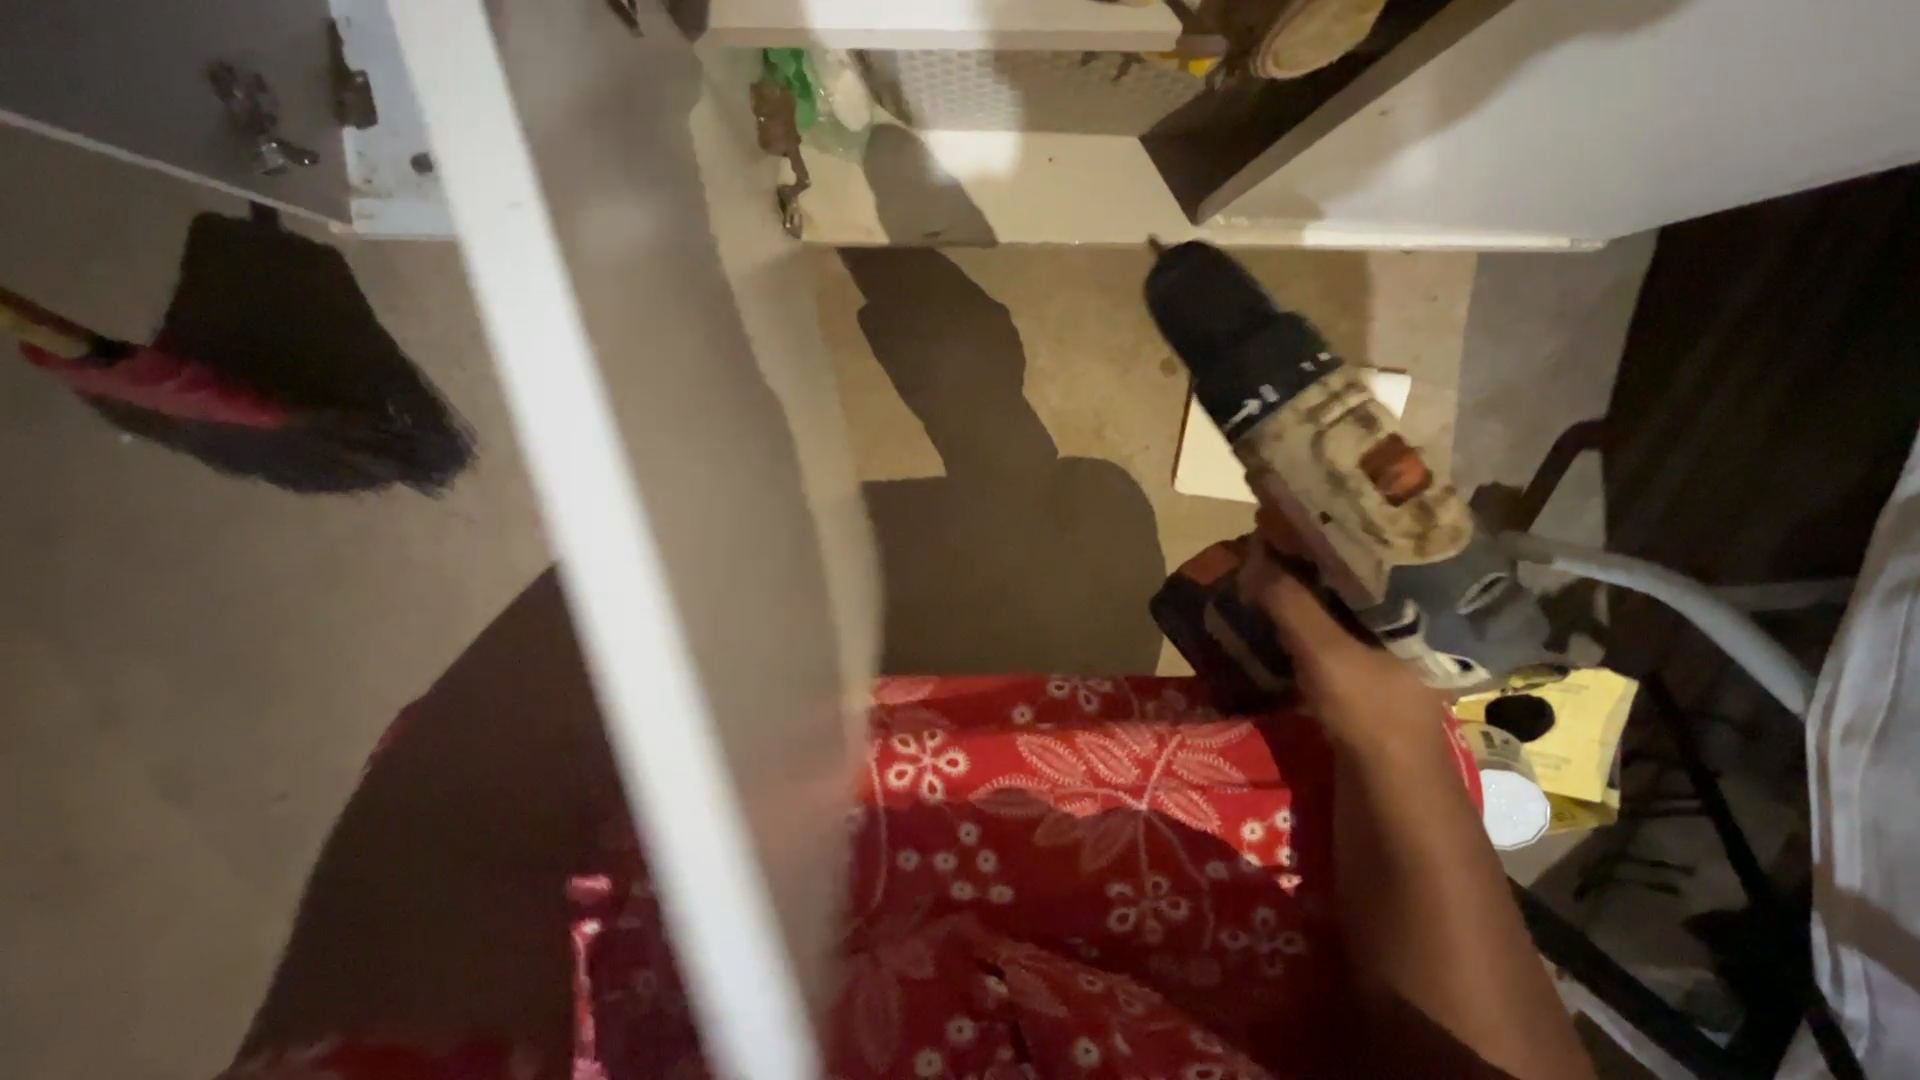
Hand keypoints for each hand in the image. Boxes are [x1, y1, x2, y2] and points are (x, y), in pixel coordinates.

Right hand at [1236, 514, 1447, 755]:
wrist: (1391, 782)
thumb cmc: (1370, 707)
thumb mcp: (1324, 651)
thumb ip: (1289, 602)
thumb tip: (1251, 553)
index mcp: (1418, 598)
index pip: (1378, 542)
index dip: (1336, 526)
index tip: (1297, 511)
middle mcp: (1412, 612)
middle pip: (1359, 568)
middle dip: (1316, 553)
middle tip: (1277, 536)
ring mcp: (1393, 640)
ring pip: (1346, 596)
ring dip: (1309, 583)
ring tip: (1273, 564)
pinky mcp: (1372, 664)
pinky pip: (1338, 623)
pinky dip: (1310, 612)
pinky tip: (1284, 606)